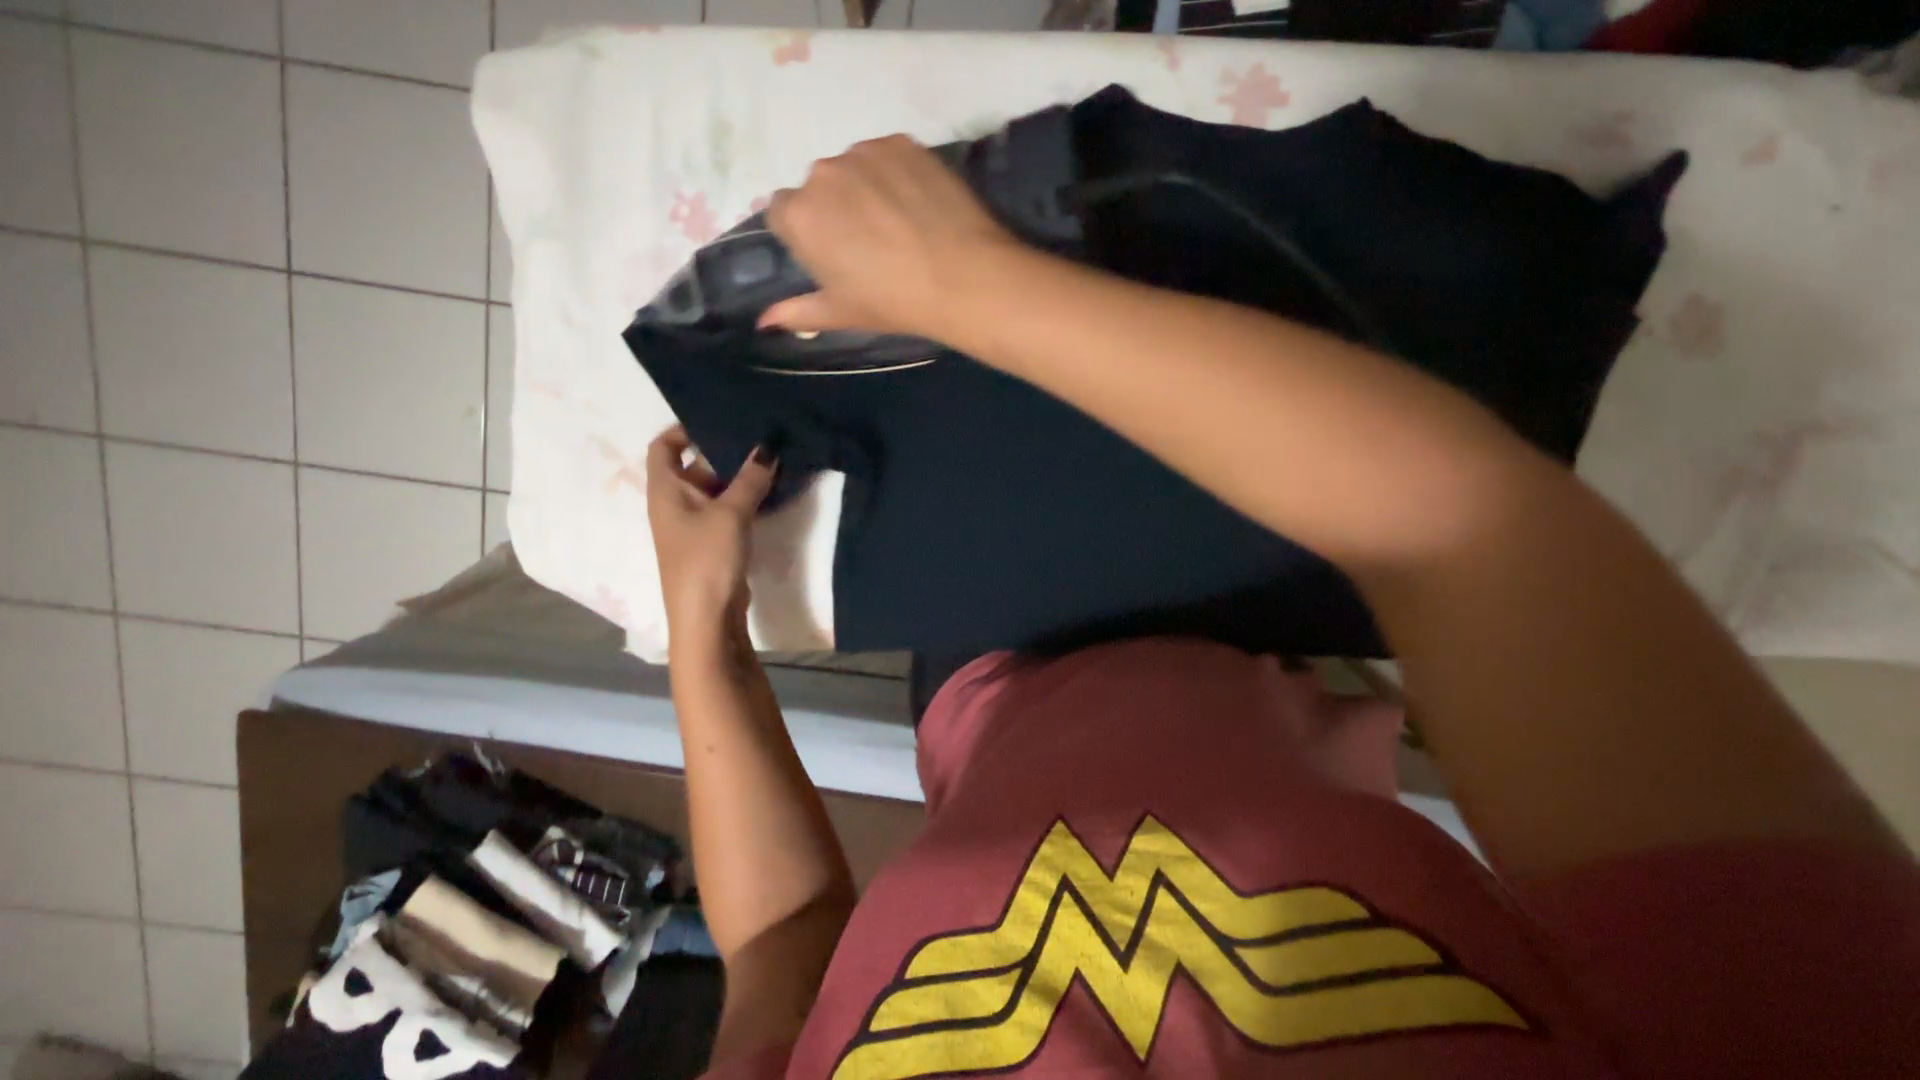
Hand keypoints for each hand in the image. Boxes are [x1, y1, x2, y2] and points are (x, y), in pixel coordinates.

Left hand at [646, 426, 776, 649]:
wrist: (707, 618)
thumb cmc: (706, 559)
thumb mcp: (730, 513)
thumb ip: (750, 478)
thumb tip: (767, 447)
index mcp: (665, 491)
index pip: (662, 447)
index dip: (682, 430)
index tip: (716, 420)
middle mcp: (674, 504)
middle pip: (693, 467)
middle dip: (723, 452)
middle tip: (758, 436)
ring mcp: (693, 526)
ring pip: (714, 491)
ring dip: (738, 478)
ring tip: (771, 459)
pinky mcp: (712, 545)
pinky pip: (726, 512)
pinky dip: (744, 500)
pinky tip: (770, 492)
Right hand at [760, 135, 1021, 340]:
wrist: (963, 277)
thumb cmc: (893, 301)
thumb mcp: (841, 312)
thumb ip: (796, 311)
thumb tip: (764, 321)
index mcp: (799, 215)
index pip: (782, 211)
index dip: (805, 231)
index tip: (830, 251)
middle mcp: (823, 174)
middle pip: (819, 186)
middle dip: (836, 206)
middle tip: (869, 240)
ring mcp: (864, 153)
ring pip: (854, 167)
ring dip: (866, 187)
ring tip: (898, 221)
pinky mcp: (902, 143)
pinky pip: (887, 155)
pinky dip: (896, 174)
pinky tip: (918, 204)